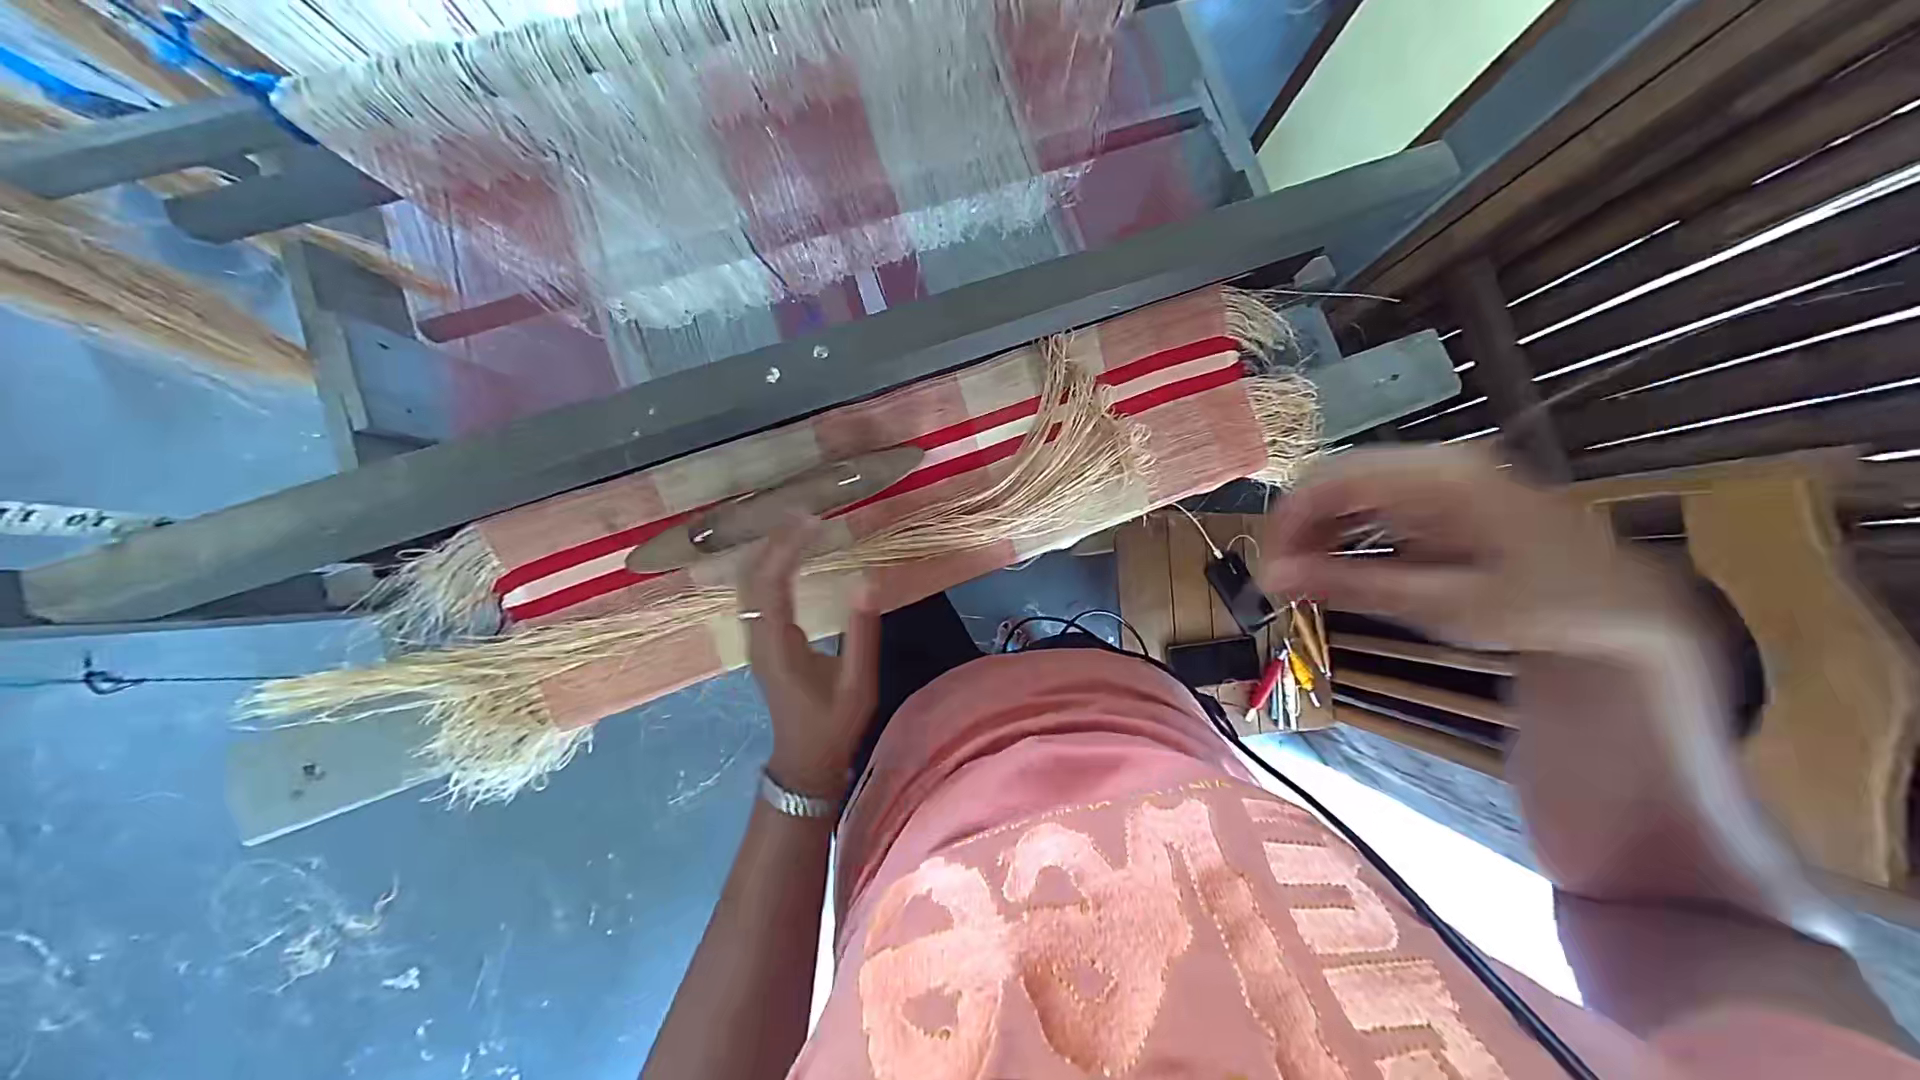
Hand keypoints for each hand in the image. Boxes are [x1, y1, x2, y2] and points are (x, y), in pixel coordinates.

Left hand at [739, 519, 880, 798]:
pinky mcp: (760, 641)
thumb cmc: (833, 724)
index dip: (788, 547)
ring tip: (797, 524)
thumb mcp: (858, 683)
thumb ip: (862, 634)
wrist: (804, 759)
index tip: (814, 520)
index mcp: (777, 645)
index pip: (773, 582)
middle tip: (805, 512)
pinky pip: (755, 593)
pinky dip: (768, 566)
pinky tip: (787, 555)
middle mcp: (757, 637)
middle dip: (775, 540)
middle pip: (752, 575)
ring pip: (748, 582)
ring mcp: (754, 639)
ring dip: (768, 550)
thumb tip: (867, 582)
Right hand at [1259, 446, 1698, 658]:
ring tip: (1307, 577)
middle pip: (1331, 477)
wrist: (1620, 605)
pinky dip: (1342, 529)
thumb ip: (1354, 586)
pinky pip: (1367, 498)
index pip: (1332, 478)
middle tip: (1284, 579)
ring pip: (1343, 486)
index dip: (1288, 520)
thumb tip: (1274, 577)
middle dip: (1297, 527)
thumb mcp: (1444, 604)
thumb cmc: (1542, 607)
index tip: (1270, 568)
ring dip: (1316, 529)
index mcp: (1441, 478)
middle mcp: (1434, 461)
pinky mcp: (1436, 489)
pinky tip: (1337, 563)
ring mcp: (1436, 471)